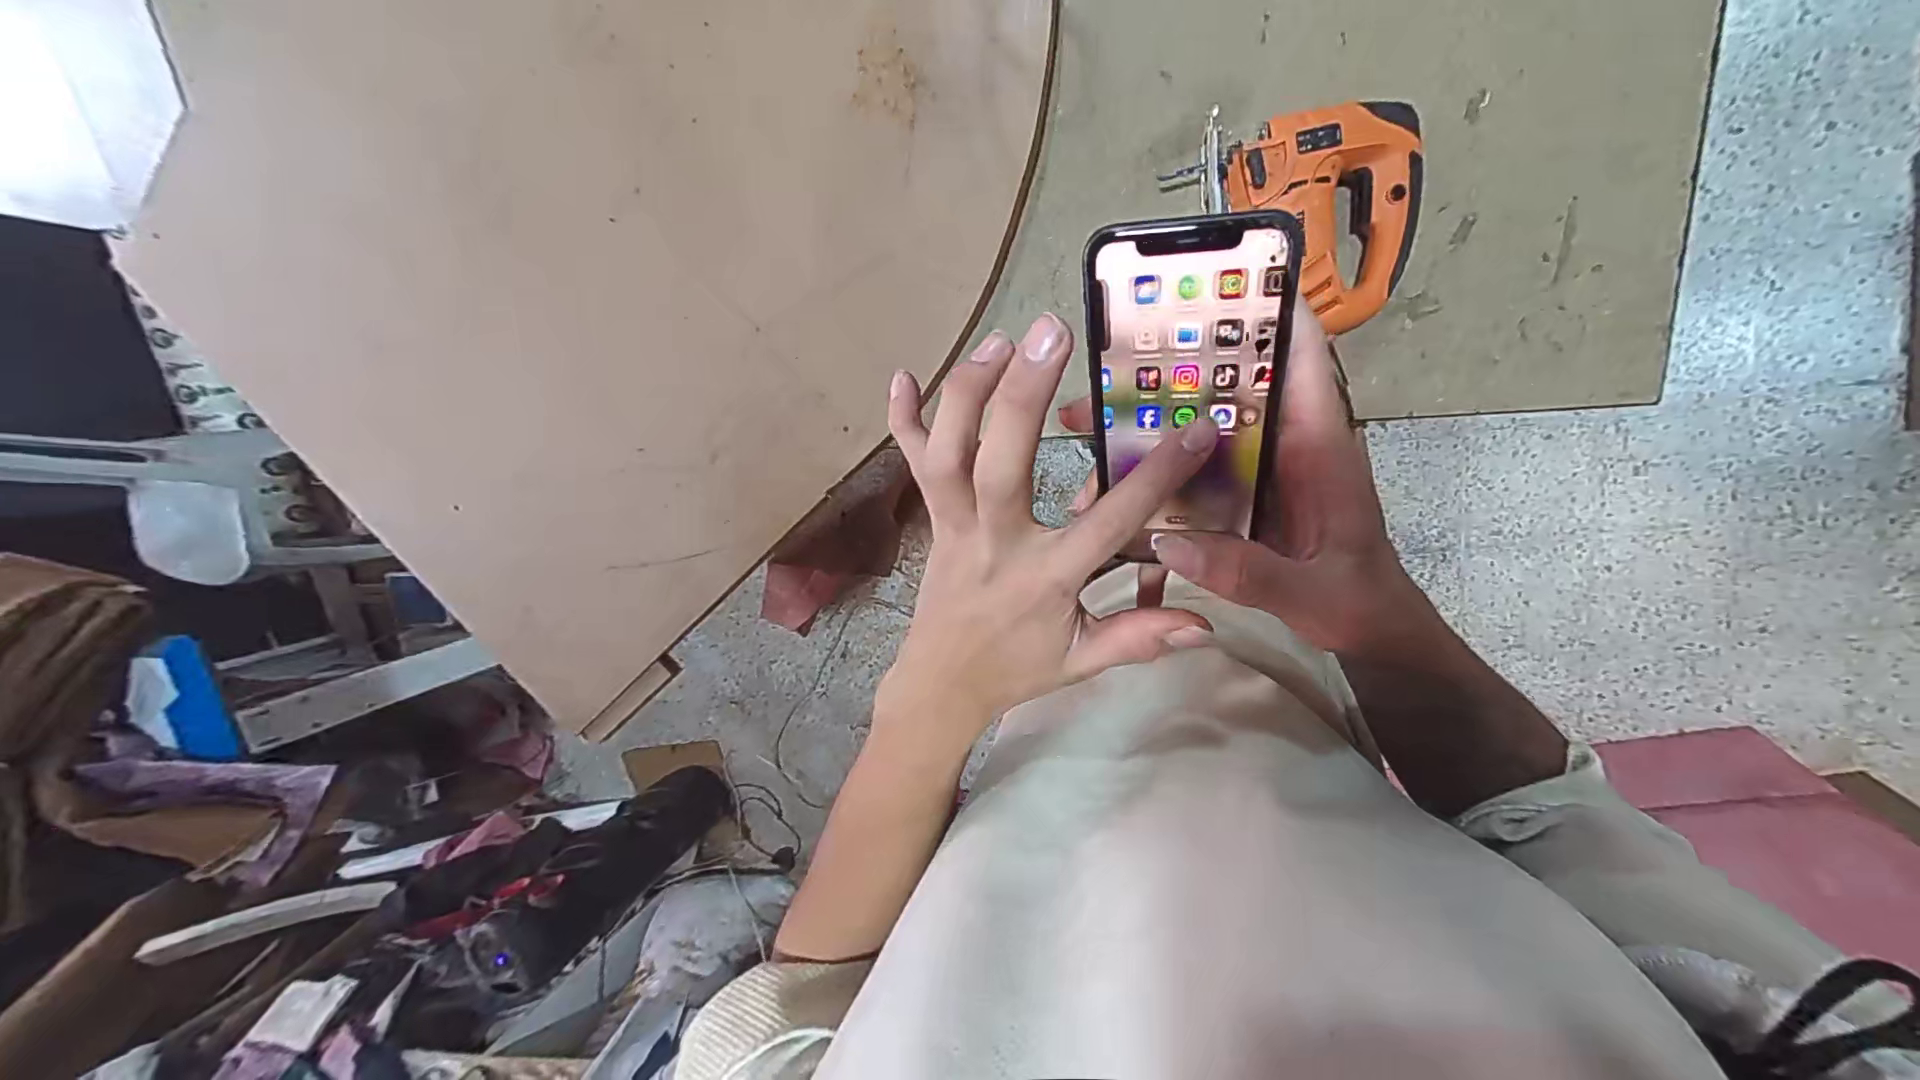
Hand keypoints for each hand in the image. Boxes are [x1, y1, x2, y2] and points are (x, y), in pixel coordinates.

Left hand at [880, 313, 1220, 738]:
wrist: (941, 685)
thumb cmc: (1015, 670)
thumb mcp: (1081, 662)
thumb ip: (1138, 639)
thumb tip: (1206, 627)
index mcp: (1045, 578)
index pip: (1110, 521)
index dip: (1155, 475)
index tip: (1194, 429)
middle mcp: (996, 543)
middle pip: (1001, 464)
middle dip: (1022, 396)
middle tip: (1051, 332)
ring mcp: (955, 528)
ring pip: (948, 455)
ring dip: (967, 393)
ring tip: (1001, 340)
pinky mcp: (930, 522)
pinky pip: (910, 466)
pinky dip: (902, 421)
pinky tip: (901, 376)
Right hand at [1058, 302, 1435, 657]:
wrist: (1364, 630)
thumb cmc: (1358, 601)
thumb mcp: (1312, 593)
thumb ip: (1249, 573)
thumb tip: (1168, 544)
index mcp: (1317, 445)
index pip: (1300, 355)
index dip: (1266, 309)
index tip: (1210, 286)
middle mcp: (1280, 444)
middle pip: (1223, 385)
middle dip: (1167, 371)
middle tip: (1104, 373)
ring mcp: (1253, 470)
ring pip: (1195, 425)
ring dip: (1145, 421)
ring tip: (1086, 425)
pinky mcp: (1233, 495)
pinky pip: (1186, 468)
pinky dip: (1149, 469)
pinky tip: (1109, 484)